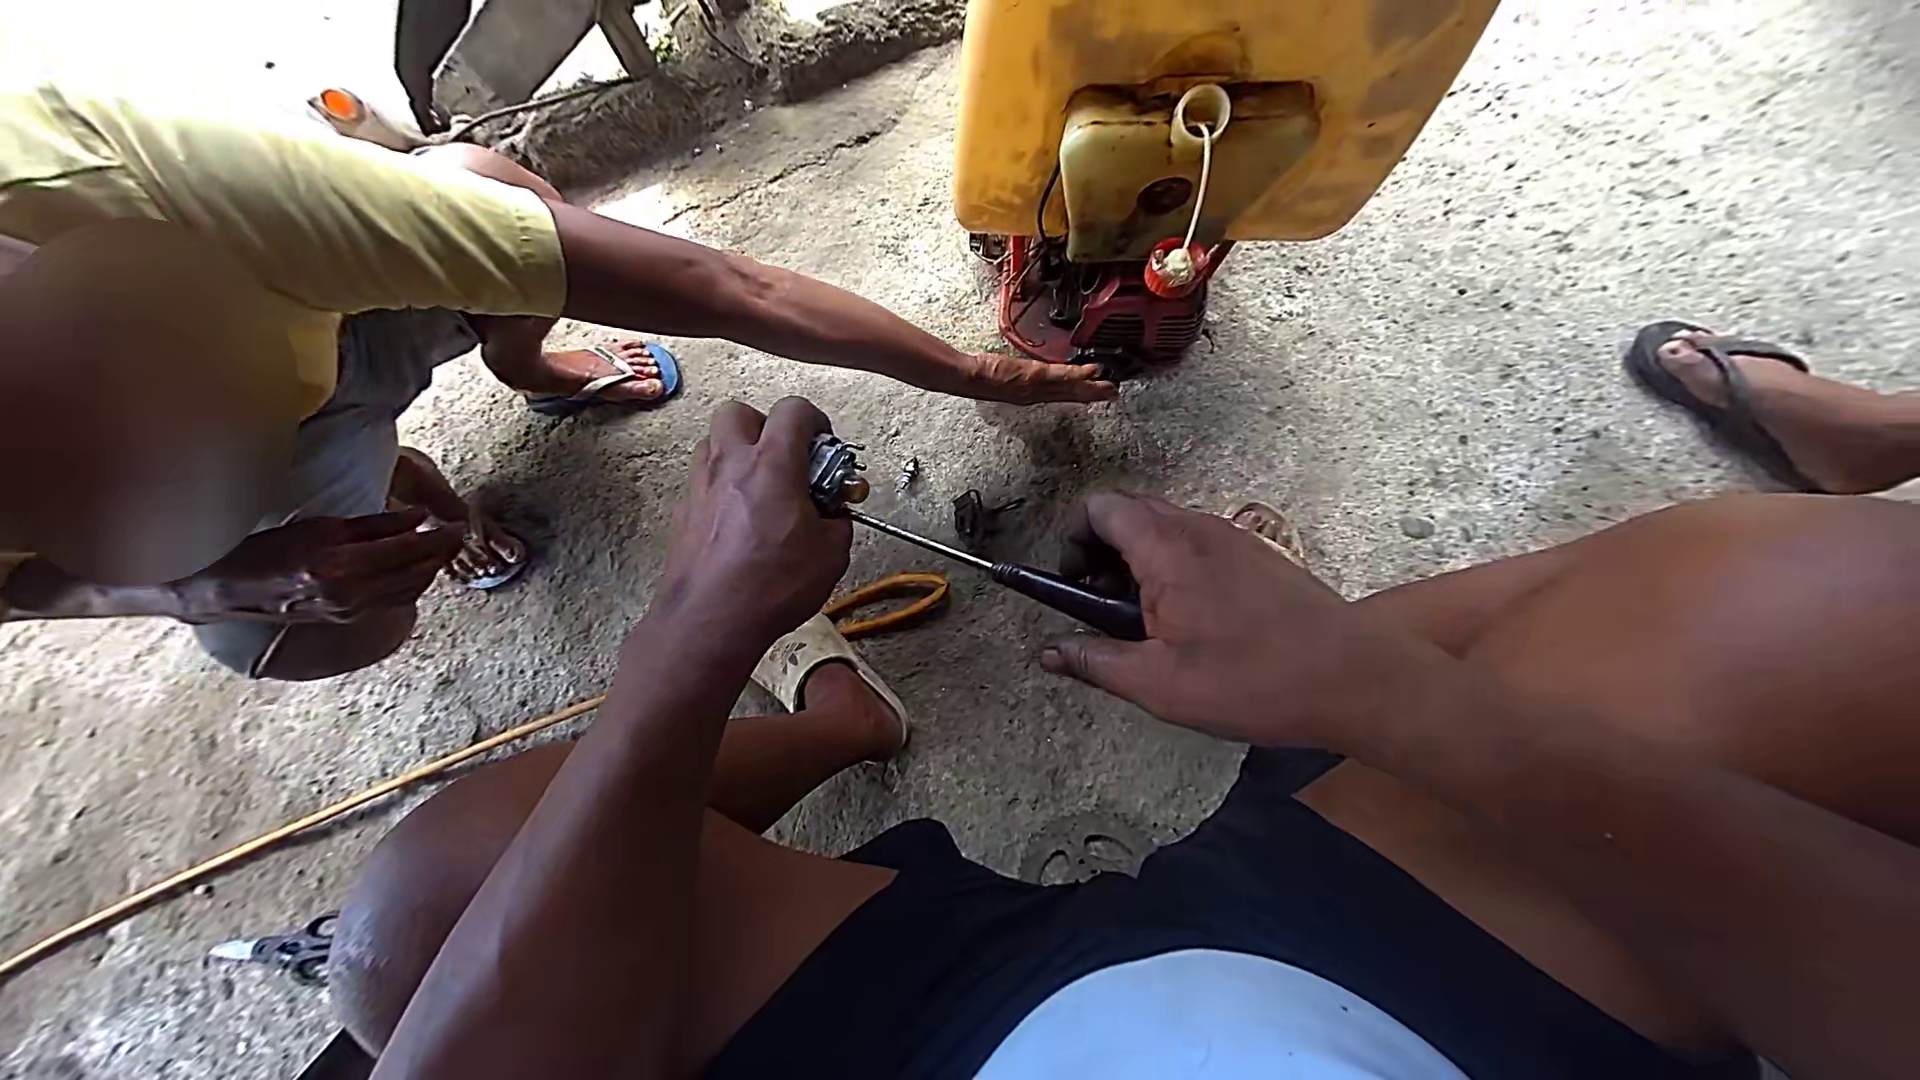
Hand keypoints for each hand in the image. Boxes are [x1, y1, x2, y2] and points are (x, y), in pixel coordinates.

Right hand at [175, 509, 462, 622]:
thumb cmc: (272, 549)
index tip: (458, 525)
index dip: (439, 537)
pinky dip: (418, 582)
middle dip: (444, 552)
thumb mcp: (323, 527)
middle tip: (457, 535)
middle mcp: (351, 592)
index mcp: (340, 565)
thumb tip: (421, 516)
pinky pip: (401, 599)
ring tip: (444, 548)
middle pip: (419, 570)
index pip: (409, 549)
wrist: (229, 590)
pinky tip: (423, 568)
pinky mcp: (354, 618)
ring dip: (435, 567)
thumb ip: (377, 524)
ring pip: (415, 587)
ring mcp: (354, 609)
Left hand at [653, 398, 851, 644]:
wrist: (711, 620)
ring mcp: (701, 486)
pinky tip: (742, 519)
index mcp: (773, 465)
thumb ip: (838, 522)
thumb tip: (835, 516)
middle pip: (739, 412)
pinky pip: (704, 479)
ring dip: (740, 453)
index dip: (815, 420)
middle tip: (787, 458)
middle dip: (765, 426)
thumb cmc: (770, 585)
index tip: (824, 443)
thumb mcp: (831, 554)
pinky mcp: (684, 512)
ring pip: (714, 442)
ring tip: (763, 487)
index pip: (793, 410)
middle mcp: (730, 465)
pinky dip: (724, 486)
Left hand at [960, 353, 1117, 404]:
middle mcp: (1037, 394)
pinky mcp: (1033, 376)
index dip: (1080, 395)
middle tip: (1114, 394)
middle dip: (1092, 395)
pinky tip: (1092, 372)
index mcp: (1032, 394)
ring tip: (1110, 387)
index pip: (1061, 395)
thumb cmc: (985, 375)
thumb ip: (1023, 375)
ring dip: (1090, 388)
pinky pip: (1060, 376)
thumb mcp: (1007, 376)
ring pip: (1068, 387)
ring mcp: (1036, 386)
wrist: (971, 378)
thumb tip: (1031, 372)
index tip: (1098, 394)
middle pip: (1069, 395)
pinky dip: (1077, 374)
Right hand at [1039, 492, 1438, 748]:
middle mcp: (1198, 528)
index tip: (1074, 580)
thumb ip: (1095, 661)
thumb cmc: (1256, 679)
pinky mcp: (1254, 554)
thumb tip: (1052, 652)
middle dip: (1100, 549)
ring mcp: (1231, 537)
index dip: (1073, 537)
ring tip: (1145, 617)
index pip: (1100, 506)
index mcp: (1167, 548)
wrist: (1356, 680)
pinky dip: (1170, 565)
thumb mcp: (1158, 683)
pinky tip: (1187, 618)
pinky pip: (1194, 542)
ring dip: (1135, 560)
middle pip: (1128, 511)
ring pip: (1161, 527)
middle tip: (1102, 601)